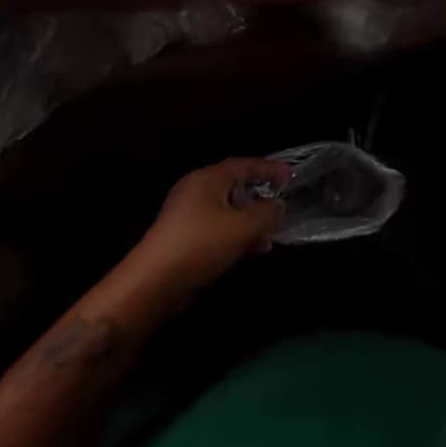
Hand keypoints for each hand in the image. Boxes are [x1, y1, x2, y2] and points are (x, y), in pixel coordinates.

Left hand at [134, 158, 290, 294]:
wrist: (154, 282)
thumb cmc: (200, 244)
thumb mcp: (242, 227)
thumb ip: (267, 213)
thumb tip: (280, 206)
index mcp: (207, 180)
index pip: (243, 165)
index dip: (269, 168)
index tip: (291, 175)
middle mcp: (197, 192)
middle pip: (236, 187)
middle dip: (262, 197)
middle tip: (283, 204)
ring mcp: (189, 215)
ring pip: (229, 211)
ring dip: (253, 221)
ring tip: (273, 234)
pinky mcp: (187, 238)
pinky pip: (220, 228)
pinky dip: (239, 235)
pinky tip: (255, 250)